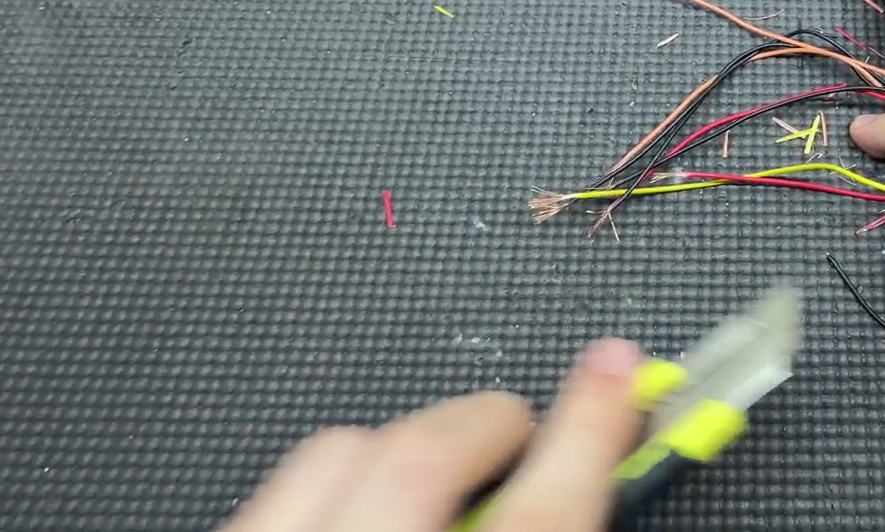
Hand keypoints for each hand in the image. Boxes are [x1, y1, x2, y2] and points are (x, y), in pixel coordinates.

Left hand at [219, 338, 640, 531]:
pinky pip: (265, 495)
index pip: (545, 512)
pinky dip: (327, 487)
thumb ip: (559, 524)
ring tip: (434, 478)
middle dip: (494, 421)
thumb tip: (598, 466)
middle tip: (522, 432)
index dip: (594, 422)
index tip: (619, 367)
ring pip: (335, 454)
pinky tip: (350, 516)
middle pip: (426, 455)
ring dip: (404, 446)